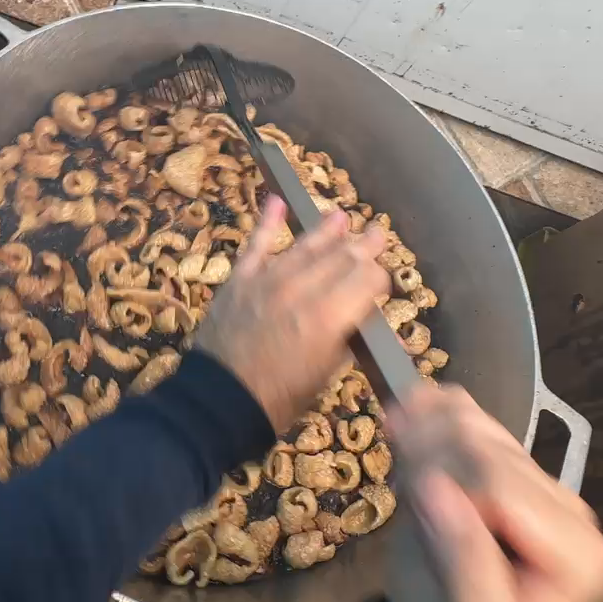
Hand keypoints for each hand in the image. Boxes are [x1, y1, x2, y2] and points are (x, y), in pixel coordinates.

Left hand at [193, 195, 388, 429]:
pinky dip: (268, 221)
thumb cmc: (280, 399)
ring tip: (342, 217)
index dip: (380, 277)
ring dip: (326, 231)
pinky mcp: (240, 278)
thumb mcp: (325, 375)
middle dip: (362, 247)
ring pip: (305, 247)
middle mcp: (302, 289)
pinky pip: (257, 244)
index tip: (382, 283)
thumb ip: (346, 339)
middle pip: (340, 258)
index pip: (366, 279)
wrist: (219, 400)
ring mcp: (268, 279)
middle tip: (378, 234)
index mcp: (329, 317)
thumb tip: (366, 322)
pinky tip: (277, 201)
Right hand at [386, 385, 602, 601]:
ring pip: (472, 422)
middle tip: (404, 492)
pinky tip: (406, 420)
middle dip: (430, 460)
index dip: (445, 484)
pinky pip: (467, 411)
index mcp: (579, 556)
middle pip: (483, 448)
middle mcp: (571, 510)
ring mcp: (539, 480)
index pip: (499, 484)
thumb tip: (434, 487)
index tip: (413, 504)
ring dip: (424, 436)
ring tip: (405, 475)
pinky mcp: (509, 460)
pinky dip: (428, 410)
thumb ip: (465, 562)